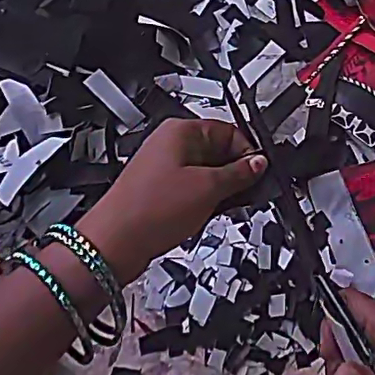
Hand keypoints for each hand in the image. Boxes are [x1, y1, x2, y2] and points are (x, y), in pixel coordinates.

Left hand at [75, 119, 264, 281]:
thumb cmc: (147, 210)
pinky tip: (204, 216)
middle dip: (235, 174)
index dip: (248, 152)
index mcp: (180, 131)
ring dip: (220, 191)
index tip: (260, 172)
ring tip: (218, 208)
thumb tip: (258, 164)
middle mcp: (171, 145)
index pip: (229, 130)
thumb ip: (239, 174)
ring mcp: (165, 169)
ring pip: (208, 173)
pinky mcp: (162, 192)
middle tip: (244, 193)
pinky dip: (205, 202)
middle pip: (219, 152)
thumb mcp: (207, 189)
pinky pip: (194, 190)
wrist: (114, 243)